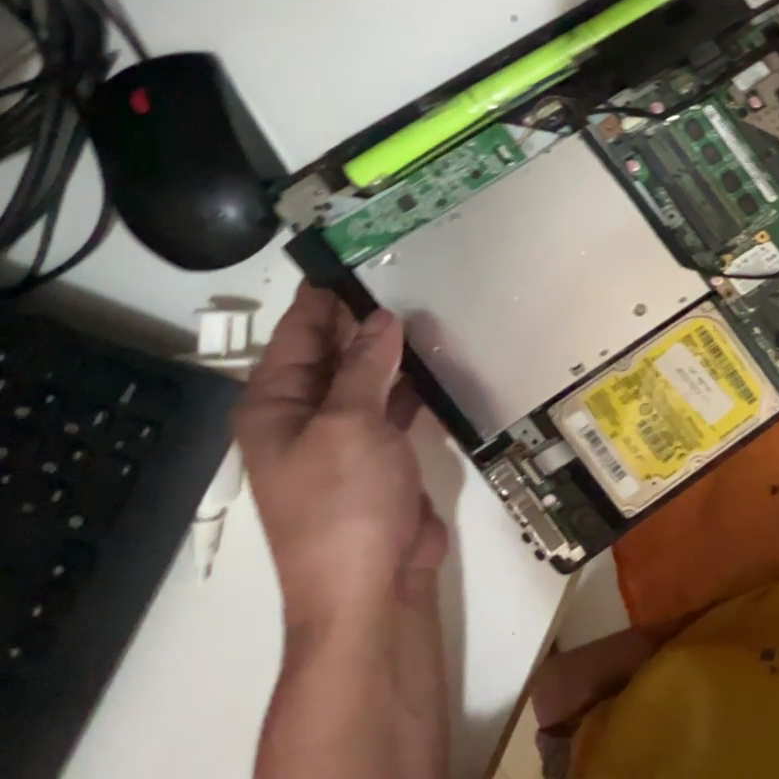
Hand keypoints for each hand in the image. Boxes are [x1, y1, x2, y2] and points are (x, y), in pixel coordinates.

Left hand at [233, 284, 446, 629]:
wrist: (370, 582)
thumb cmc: (344, 502)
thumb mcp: (350, 425)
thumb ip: (367, 368)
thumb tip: (382, 317)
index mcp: (275, 407)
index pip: (298, 335)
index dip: (323, 298)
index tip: (355, 256)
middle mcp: (305, 416)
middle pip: (333, 353)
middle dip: (364, 318)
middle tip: (409, 273)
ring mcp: (346, 436)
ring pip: (369, 377)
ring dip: (394, 349)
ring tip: (433, 306)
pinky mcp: (383, 454)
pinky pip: (397, 404)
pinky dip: (415, 383)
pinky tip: (443, 361)